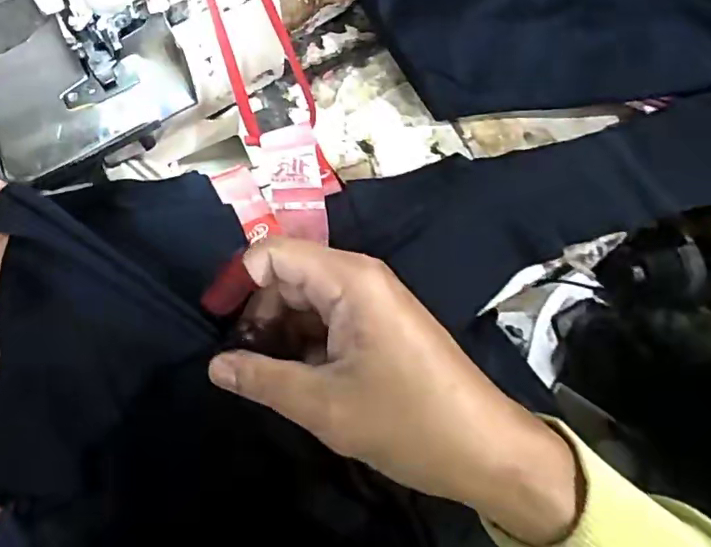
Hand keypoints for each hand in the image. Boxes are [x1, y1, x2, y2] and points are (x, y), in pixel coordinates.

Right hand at [209, 238, 581, 544]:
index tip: (217, 321)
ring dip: (279, 328)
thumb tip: (215, 366)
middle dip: (257, 311)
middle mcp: (357, 275)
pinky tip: (296, 374)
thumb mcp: (326, 406)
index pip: (272, 253)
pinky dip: (303, 338)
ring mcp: (370, 296)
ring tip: (265, 372)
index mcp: (347, 279)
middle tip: (241, 358)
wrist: (495, 456)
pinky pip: (326, 313)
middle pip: (286, 273)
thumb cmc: (410, 422)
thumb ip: (262, 379)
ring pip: (303, 295)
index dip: (237, 281)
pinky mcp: (378, 318)